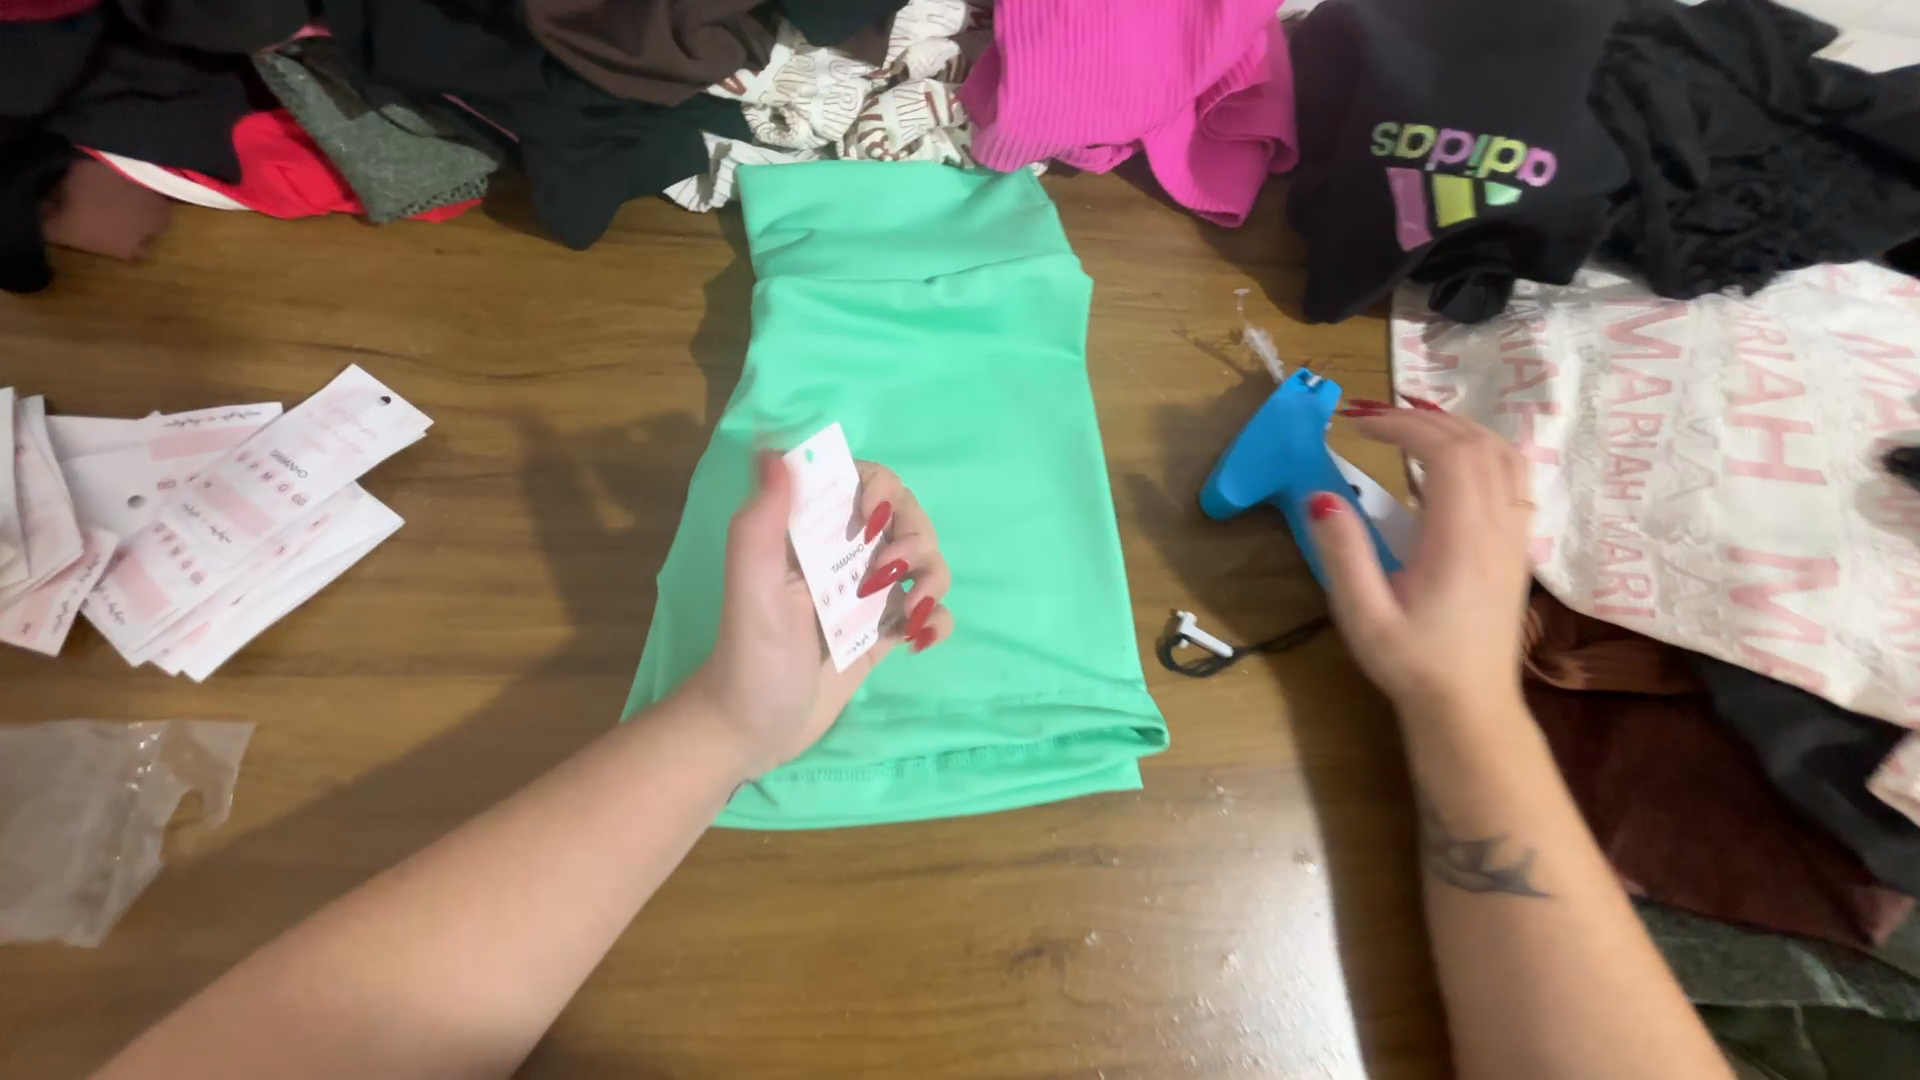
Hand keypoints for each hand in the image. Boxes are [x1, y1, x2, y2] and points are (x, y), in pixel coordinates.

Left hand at [686, 453, 953, 776]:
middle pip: (906, 518)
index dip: (880, 489)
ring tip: (909, 615)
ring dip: (931, 579)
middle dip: (914, 539)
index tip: (871, 521)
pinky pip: (927, 612)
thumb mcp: (752, 592)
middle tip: (890, 576)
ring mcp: (866, 596)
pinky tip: (918, 642)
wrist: (753, 734)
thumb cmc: (749, 661)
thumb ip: (761, 523)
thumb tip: (776, 451)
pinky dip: (936, 620)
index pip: (861, 481)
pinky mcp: (881, 633)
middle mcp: (843, 556)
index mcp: (810, 534)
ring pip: (925, 563)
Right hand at [1306, 403, 1533, 715]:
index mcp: (1460, 541)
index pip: (1448, 455)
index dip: (1403, 427)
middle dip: (1424, 420)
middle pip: (1478, 445)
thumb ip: (1342, 553)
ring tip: (1408, 430)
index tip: (1357, 425)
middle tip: (1372, 420)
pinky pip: (1512, 478)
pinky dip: (1479, 452)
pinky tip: (1447, 464)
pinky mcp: (1516, 547)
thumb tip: (1321, 497)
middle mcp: (1498, 529)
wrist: (1468, 705)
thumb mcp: (1362, 614)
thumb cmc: (1410, 662)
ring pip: (1504, 456)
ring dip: (1457, 430)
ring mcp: (1515, 537)